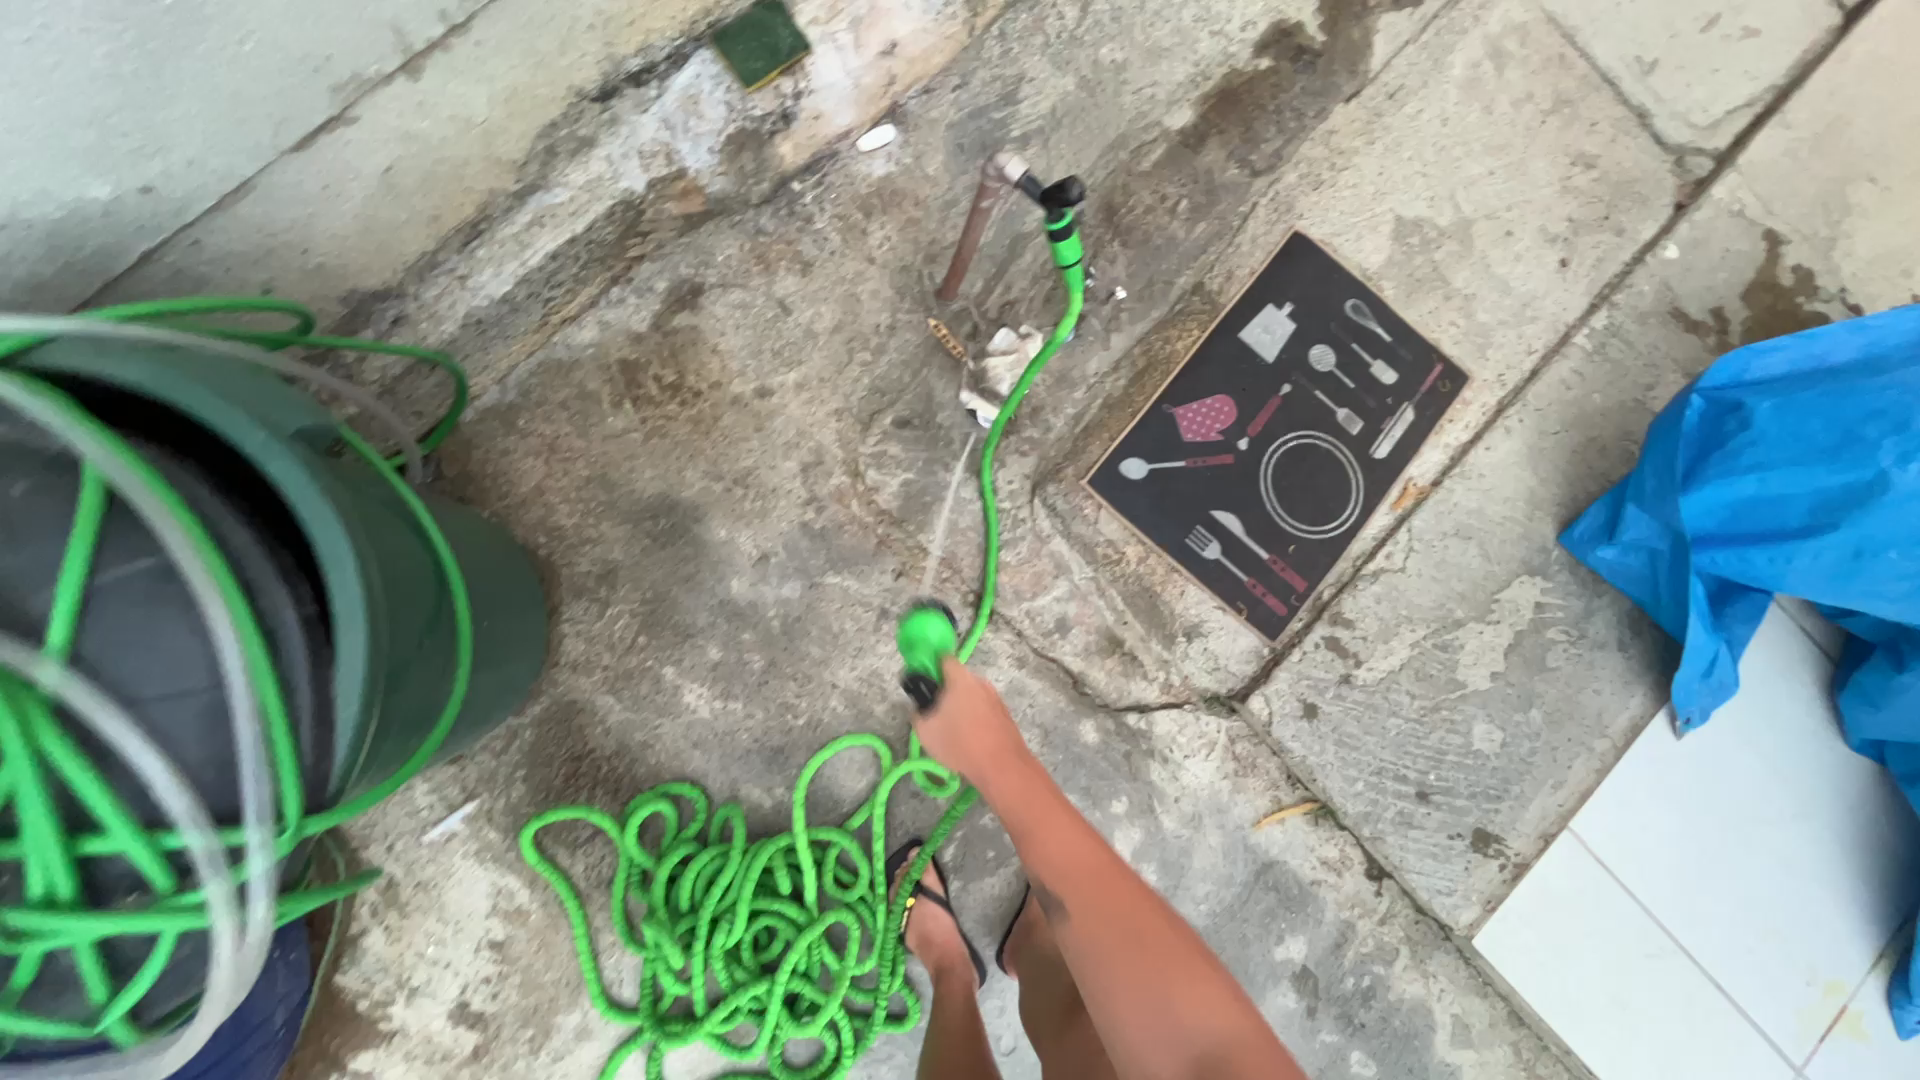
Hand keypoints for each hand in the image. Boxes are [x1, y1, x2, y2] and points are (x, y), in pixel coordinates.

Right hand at [912, 658, 1032, 786]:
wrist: (1001, 766)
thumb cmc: (960, 744)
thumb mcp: (925, 731)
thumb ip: (918, 711)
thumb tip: (921, 705)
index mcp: (961, 679)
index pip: (944, 659)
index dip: (931, 668)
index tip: (924, 686)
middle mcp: (981, 682)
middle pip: (959, 677)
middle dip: (946, 691)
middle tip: (936, 712)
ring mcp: (996, 697)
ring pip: (972, 694)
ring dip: (962, 705)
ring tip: (954, 730)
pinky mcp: (1005, 713)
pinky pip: (984, 708)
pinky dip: (976, 717)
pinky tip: (971, 738)